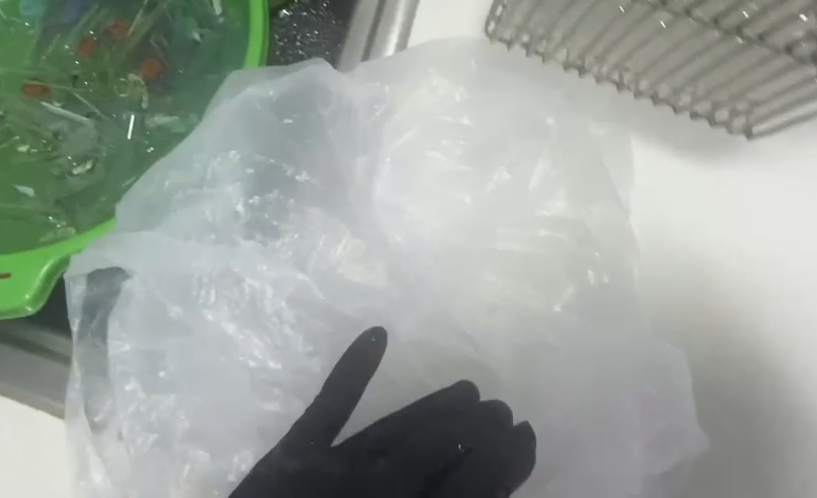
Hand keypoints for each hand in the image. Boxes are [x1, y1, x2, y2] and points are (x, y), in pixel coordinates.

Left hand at [230, 327, 536, 497]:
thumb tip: (478, 493)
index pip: (469, 490)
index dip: (502, 462)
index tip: (522, 434)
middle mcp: (379, 491)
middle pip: (438, 451)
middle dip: (474, 429)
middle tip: (498, 407)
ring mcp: (334, 468)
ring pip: (397, 428)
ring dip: (434, 405)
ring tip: (467, 387)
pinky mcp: (294, 452)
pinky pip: (329, 403)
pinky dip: (353, 367)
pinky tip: (378, 335)